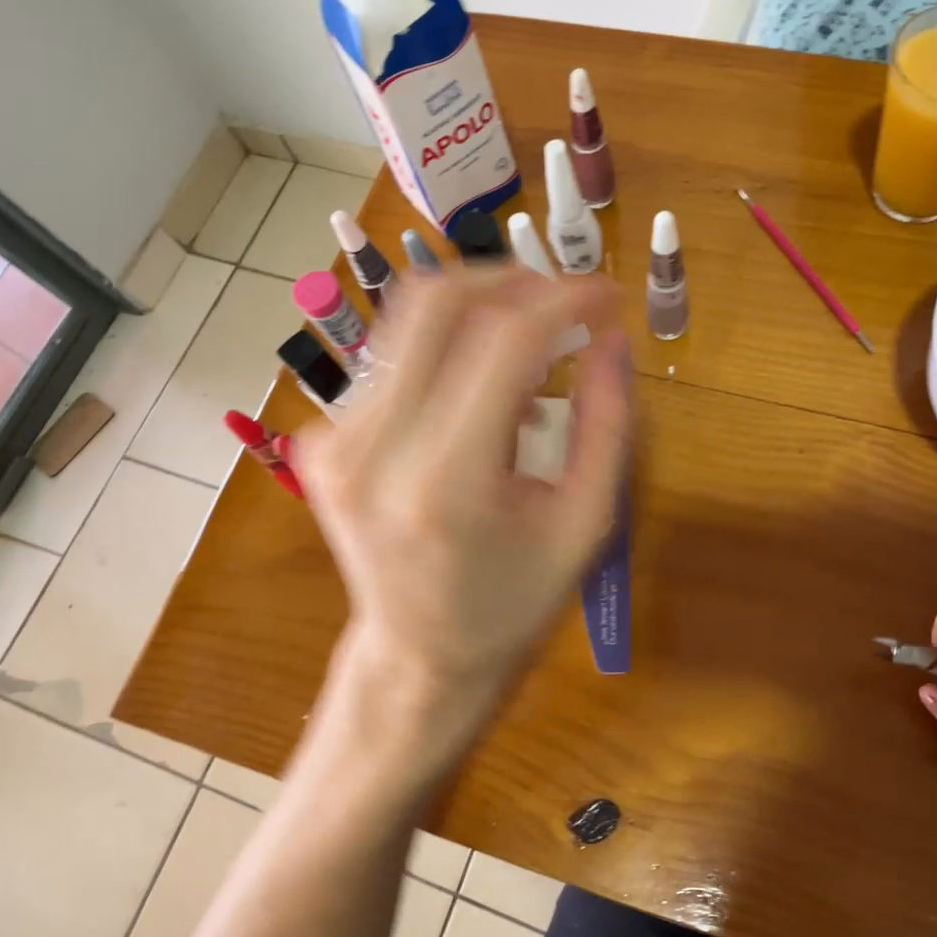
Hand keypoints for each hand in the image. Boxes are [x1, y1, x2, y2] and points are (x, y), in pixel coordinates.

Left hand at [295, 268, 630, 706]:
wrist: (419, 655)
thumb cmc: (513, 601)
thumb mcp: (584, 526)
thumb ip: (606, 425)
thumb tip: (613, 335)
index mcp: (446, 480)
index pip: (503, 341)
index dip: (564, 299)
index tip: (608, 295)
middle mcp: (374, 448)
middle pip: (437, 302)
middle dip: (512, 280)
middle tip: (565, 300)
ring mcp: (336, 441)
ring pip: (409, 319)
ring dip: (481, 310)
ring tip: (535, 345)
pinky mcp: (324, 440)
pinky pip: (395, 359)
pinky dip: (450, 351)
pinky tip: (486, 391)